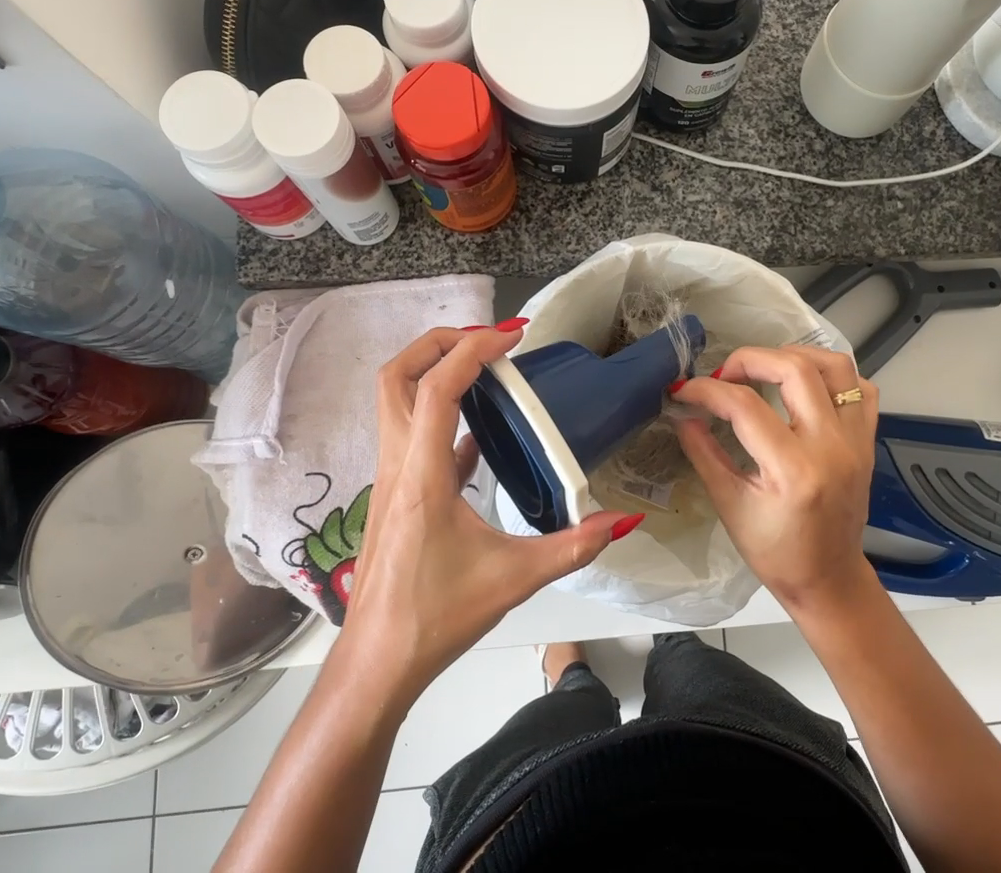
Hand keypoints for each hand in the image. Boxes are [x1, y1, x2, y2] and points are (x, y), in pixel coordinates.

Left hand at [342, 324, 636, 698]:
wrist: (377, 663)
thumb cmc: (436, 618)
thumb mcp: (515, 579)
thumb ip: (574, 547)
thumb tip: (623, 521)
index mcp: (421, 475)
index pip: (436, 388)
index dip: (472, 350)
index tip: (512, 338)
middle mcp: (397, 465)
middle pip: (396, 376)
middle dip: (438, 343)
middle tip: (489, 341)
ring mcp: (391, 479)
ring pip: (395, 400)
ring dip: (434, 371)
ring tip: (487, 371)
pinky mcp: (397, 496)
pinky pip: (412, 434)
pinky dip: (440, 413)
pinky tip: (480, 430)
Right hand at [670, 346, 879, 609]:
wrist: (828, 578)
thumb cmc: (775, 552)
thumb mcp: (730, 505)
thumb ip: (704, 454)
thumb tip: (682, 414)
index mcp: (792, 470)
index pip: (744, 406)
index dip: (707, 390)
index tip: (684, 391)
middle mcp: (831, 447)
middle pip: (795, 370)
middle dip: (751, 359)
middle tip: (725, 374)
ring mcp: (855, 440)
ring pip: (835, 367)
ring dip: (795, 356)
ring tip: (765, 368)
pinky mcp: (867, 441)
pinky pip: (860, 388)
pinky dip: (832, 376)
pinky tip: (805, 386)